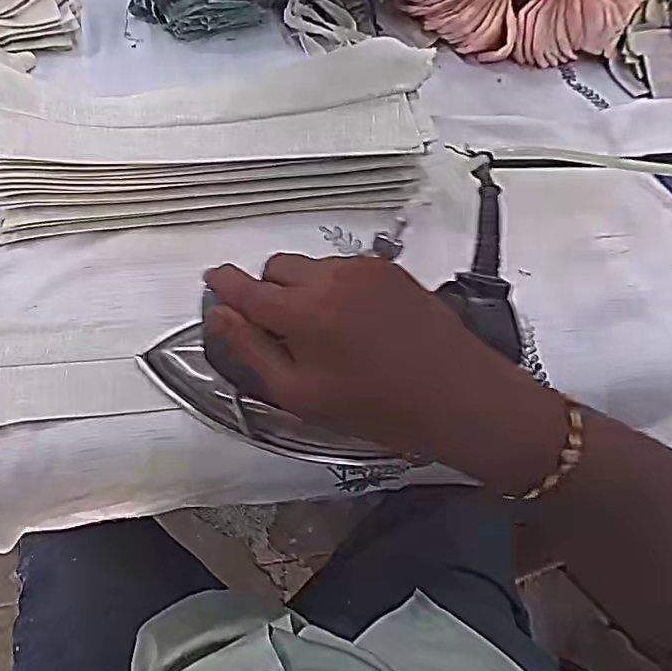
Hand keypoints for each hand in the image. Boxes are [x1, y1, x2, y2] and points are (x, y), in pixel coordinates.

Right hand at [203, 255, 557, 469]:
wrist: (456, 395)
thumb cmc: (382, 404)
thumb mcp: (301, 393)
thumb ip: (251, 349)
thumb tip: (222, 318)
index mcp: (305, 312)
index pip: (246, 287)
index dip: (224, 283)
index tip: (215, 280)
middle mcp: (332, 279)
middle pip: (276, 267)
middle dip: (269, 291)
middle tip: (283, 329)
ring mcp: (364, 270)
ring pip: (310, 266)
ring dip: (304, 289)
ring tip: (328, 333)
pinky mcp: (388, 269)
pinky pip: (343, 268)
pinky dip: (336, 287)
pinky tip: (353, 323)